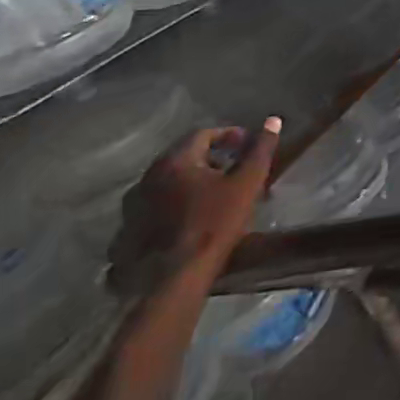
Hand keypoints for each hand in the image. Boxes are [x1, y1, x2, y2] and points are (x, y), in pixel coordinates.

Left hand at [108, 116, 280, 294]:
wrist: (174, 279)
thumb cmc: (215, 223)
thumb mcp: (248, 182)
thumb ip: (260, 149)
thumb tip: (273, 120)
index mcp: (174, 162)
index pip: (202, 134)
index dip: (229, 135)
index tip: (247, 145)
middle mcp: (146, 179)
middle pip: (182, 157)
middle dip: (210, 158)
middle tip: (233, 168)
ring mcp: (131, 208)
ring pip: (166, 183)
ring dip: (190, 182)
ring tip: (213, 194)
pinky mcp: (126, 234)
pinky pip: (153, 208)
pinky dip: (172, 205)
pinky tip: (189, 218)